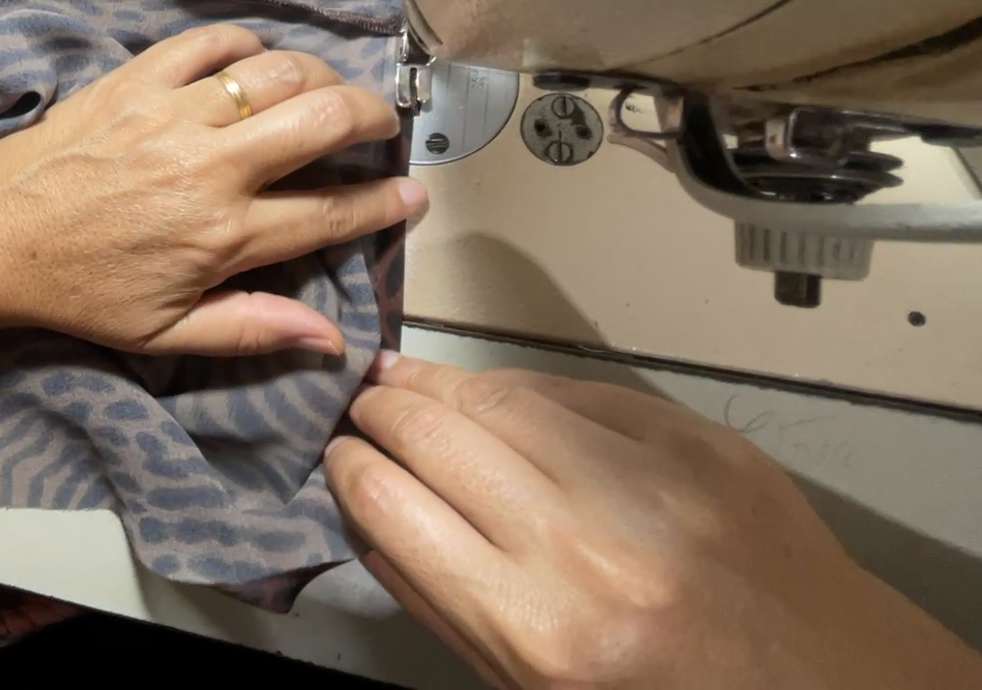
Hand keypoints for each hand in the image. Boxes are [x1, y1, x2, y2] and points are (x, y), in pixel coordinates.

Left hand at [0, 23, 425, 355]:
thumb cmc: (74, 289)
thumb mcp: (162, 333)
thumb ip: (251, 329)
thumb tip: (332, 337)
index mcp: (221, 235)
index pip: (332, 213)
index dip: (385, 203)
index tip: (411, 192)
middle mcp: (209, 167)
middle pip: (324, 120)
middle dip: (373, 117)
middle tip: (379, 125)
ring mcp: (170, 115)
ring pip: (278, 72)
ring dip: (318, 76)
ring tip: (320, 93)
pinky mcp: (133, 82)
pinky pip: (207, 42)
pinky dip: (244, 43)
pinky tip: (250, 63)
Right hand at [325, 352, 981, 688]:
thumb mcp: (522, 681)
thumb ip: (427, 591)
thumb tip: (356, 499)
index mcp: (534, 624)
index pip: (382, 496)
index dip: (344, 461)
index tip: (340, 451)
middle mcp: (586, 546)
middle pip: (426, 429)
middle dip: (375, 408)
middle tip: (362, 404)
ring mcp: (651, 482)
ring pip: (489, 391)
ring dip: (430, 380)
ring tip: (403, 377)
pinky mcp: (697, 441)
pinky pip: (565, 389)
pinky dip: (513, 390)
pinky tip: (494, 398)